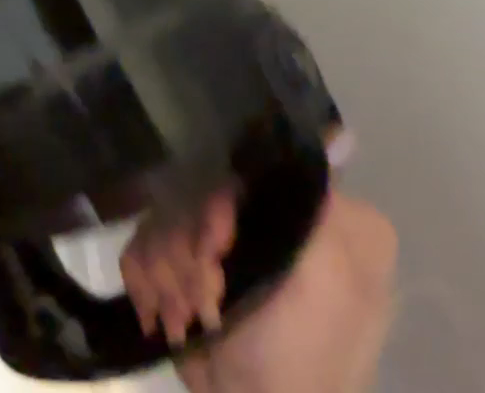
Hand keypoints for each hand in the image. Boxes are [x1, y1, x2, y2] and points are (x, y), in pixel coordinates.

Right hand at [121, 189, 397, 392]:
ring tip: (186, 314)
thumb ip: (317, 210)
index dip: (218, 205)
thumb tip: (341, 133)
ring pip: (162, 221)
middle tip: (203, 291)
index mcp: (321, 223)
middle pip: (193, 195)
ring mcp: (226, 247)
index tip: (217, 245)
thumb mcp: (326, 282)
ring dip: (167, 273)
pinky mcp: (187, 267)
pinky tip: (169, 313)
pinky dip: (150, 282)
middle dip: (187, 249)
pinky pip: (143, 246)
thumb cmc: (300, 350)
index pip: (246, 171)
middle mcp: (273, 224)